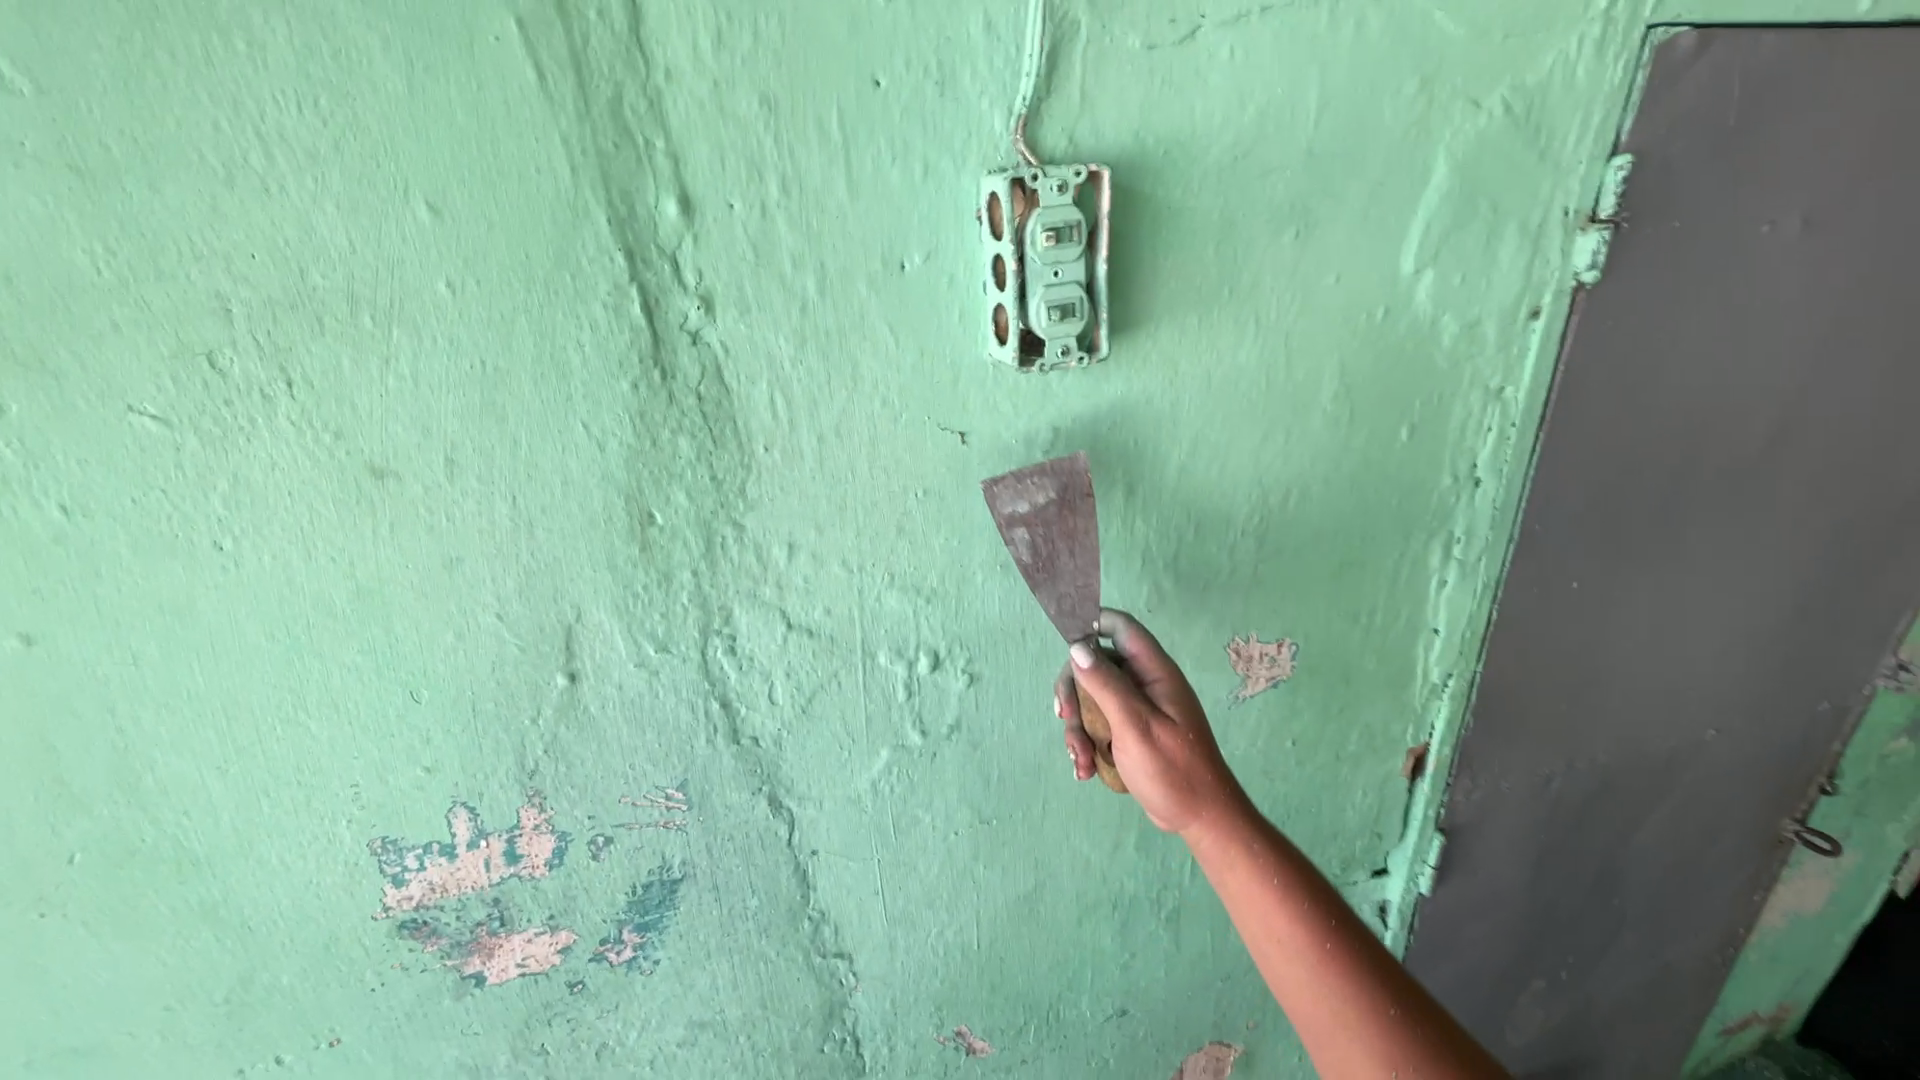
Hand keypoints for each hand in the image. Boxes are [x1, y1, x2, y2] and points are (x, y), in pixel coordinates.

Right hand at [1054, 609, 1248, 835]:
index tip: (1066, 647)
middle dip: (1075, 693)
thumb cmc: (1173, 769)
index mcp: (1154, 672)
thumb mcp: (1134, 725)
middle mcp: (1145, 683)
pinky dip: (1087, 742)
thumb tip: (1077, 647)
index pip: (1120, 627)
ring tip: (1080, 759)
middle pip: (1096, 665)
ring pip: (1091, 698)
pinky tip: (1086, 768)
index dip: (1091, 626)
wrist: (1198, 817)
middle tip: (1065, 720)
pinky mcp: (1130, 730)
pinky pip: (1098, 723)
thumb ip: (1105, 684)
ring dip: (1079, 726)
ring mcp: (1137, 707)